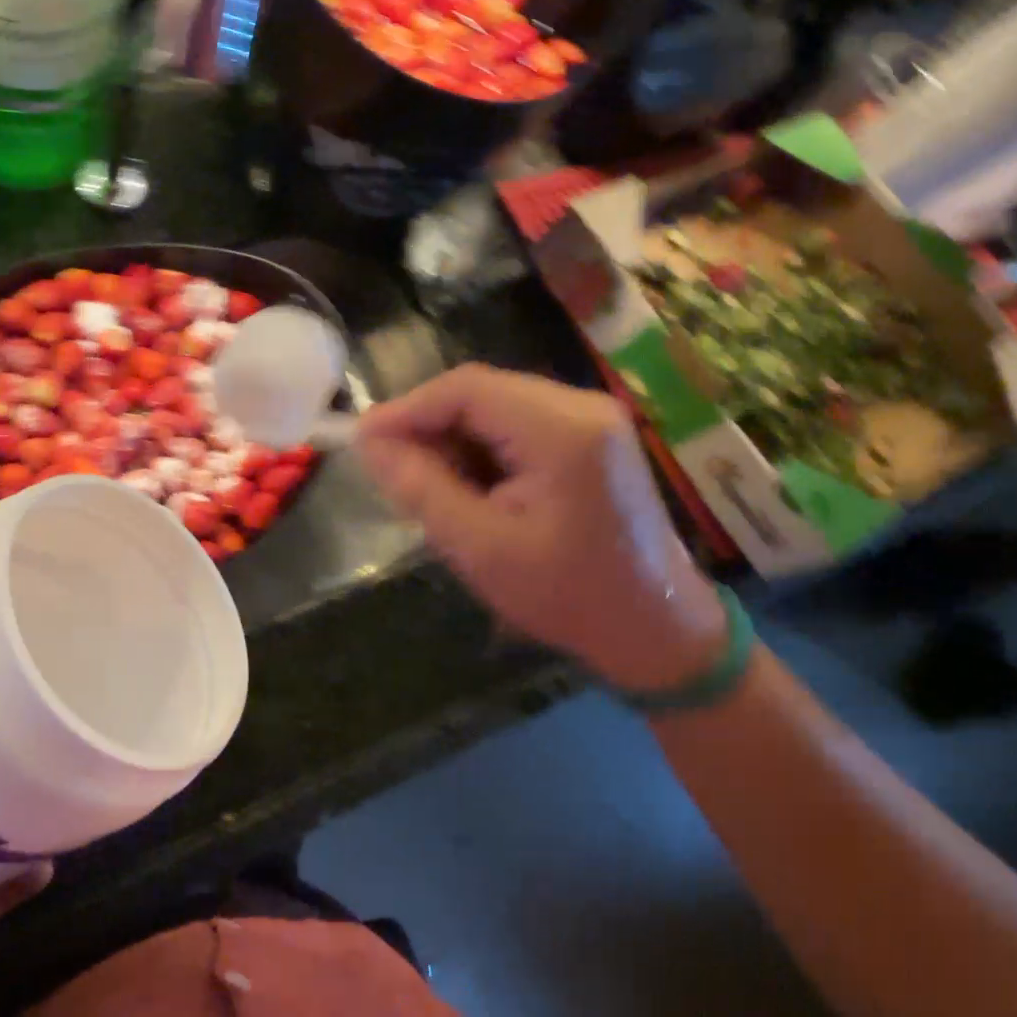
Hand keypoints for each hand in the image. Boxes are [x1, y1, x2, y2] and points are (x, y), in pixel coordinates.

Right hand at [355, 365, 726, 691]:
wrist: (654, 628)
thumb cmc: (567, 595)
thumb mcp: (480, 548)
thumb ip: (421, 488)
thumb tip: (370, 443)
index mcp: (563, 431)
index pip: (466, 388)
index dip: (406, 408)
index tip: (361, 441)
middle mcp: (583, 406)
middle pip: (481, 391)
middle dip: (428, 425)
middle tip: (389, 468)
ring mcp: (592, 418)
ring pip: (495, 405)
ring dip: (452, 437)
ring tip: (425, 483)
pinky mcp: (591, 436)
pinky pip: (517, 423)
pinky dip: (481, 447)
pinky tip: (466, 485)